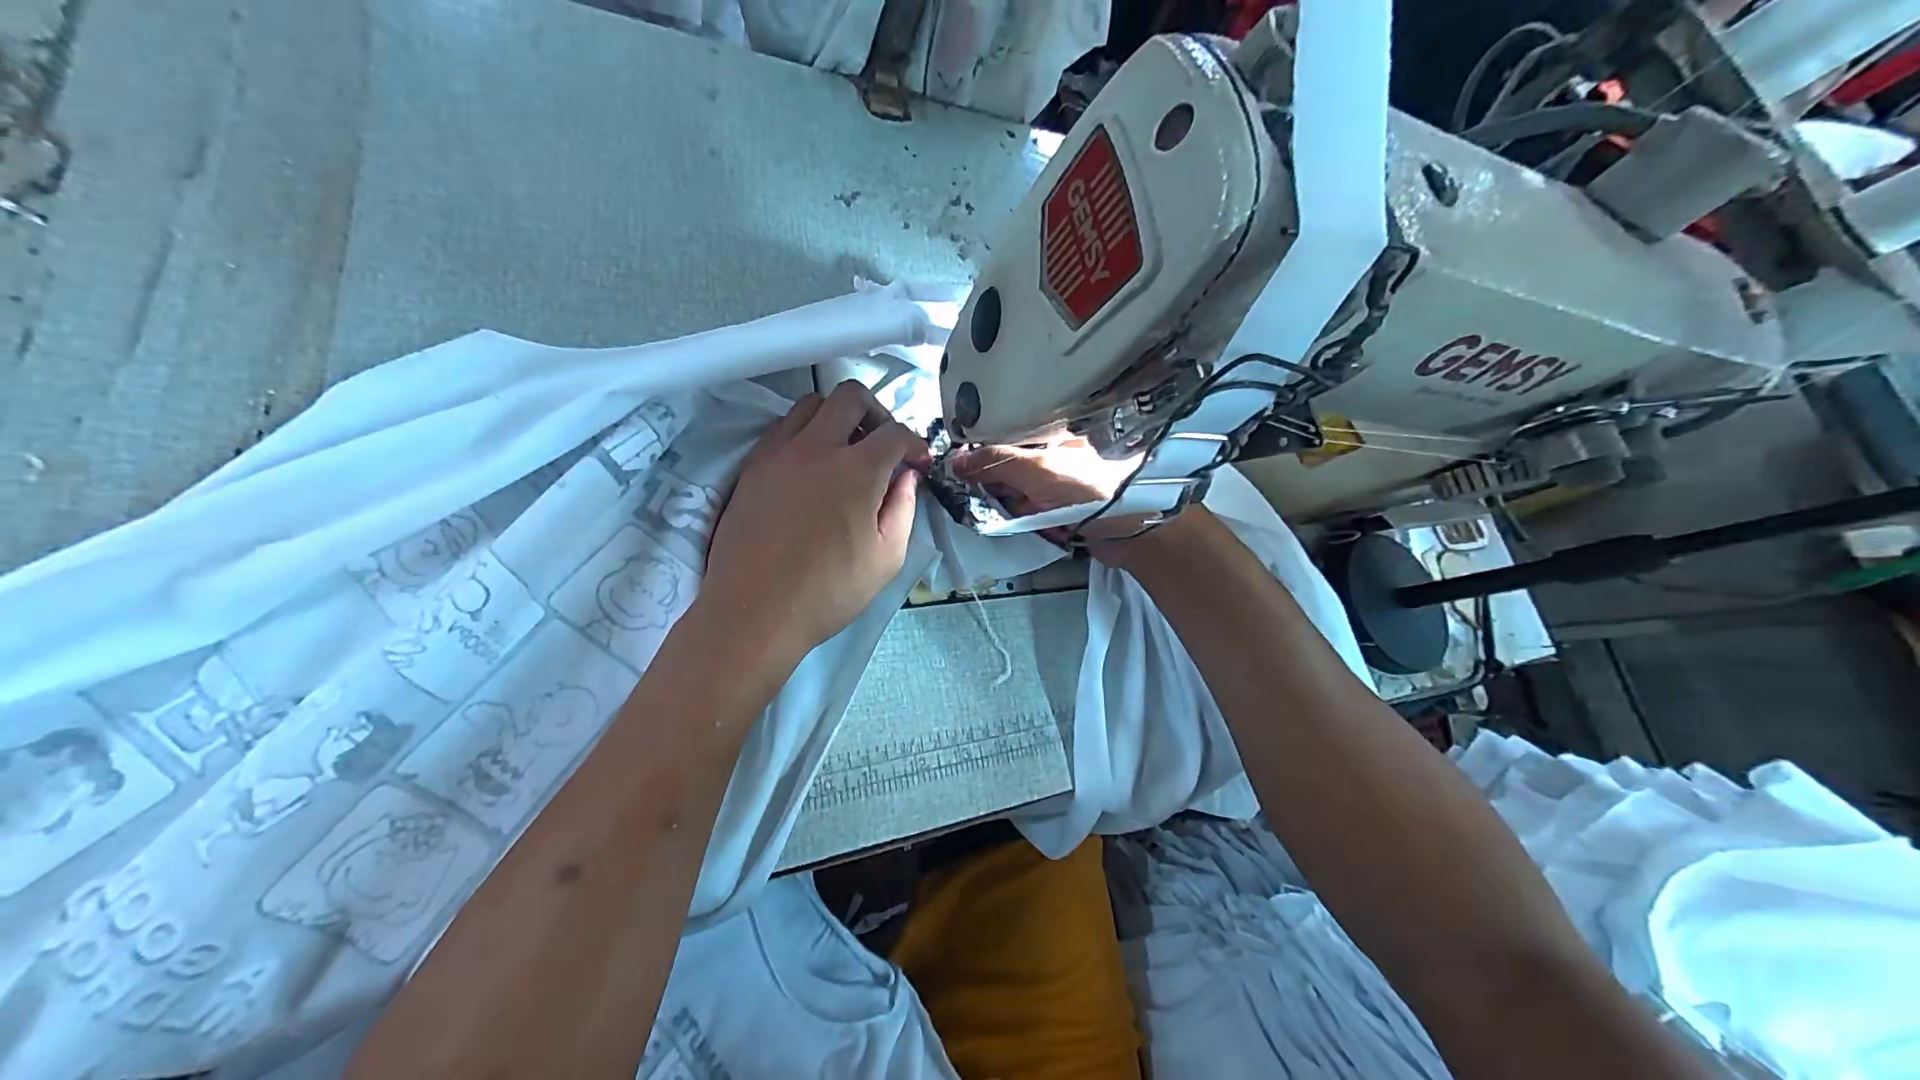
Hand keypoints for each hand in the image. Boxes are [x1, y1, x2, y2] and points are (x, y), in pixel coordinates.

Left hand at [698, 380, 930, 660]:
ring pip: (811, 404)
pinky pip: (782, 428)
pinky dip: (804, 433)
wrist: (754, 611)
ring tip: (844, 451)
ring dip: (836, 416)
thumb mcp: (886, 558)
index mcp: (857, 470)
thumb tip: (906, 477)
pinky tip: (810, 467)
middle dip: (877, 412)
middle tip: (882, 445)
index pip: (895, 431)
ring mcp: (778, 453)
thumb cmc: (828, 592)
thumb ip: (903, 508)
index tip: (918, 463)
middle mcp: (816, 447)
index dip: (915, 443)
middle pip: (851, 396)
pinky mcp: (752, 467)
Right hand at [948, 438, 1194, 566]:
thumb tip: (953, 461)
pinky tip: (1027, 525)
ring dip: (1007, 509)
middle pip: (1004, 471)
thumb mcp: (1036, 469)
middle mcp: (1049, 461)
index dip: (976, 456)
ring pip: (1013, 497)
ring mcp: (1054, 490)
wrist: (1133, 531)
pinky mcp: (1059, 515)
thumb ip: (994, 463)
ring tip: (1011, 513)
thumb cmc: (1086, 491)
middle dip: (990, 487)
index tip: (953, 471)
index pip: (1000, 442)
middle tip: (979, 498)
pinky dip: (1023, 522)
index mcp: (1047, 439)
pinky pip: (1028, 517)